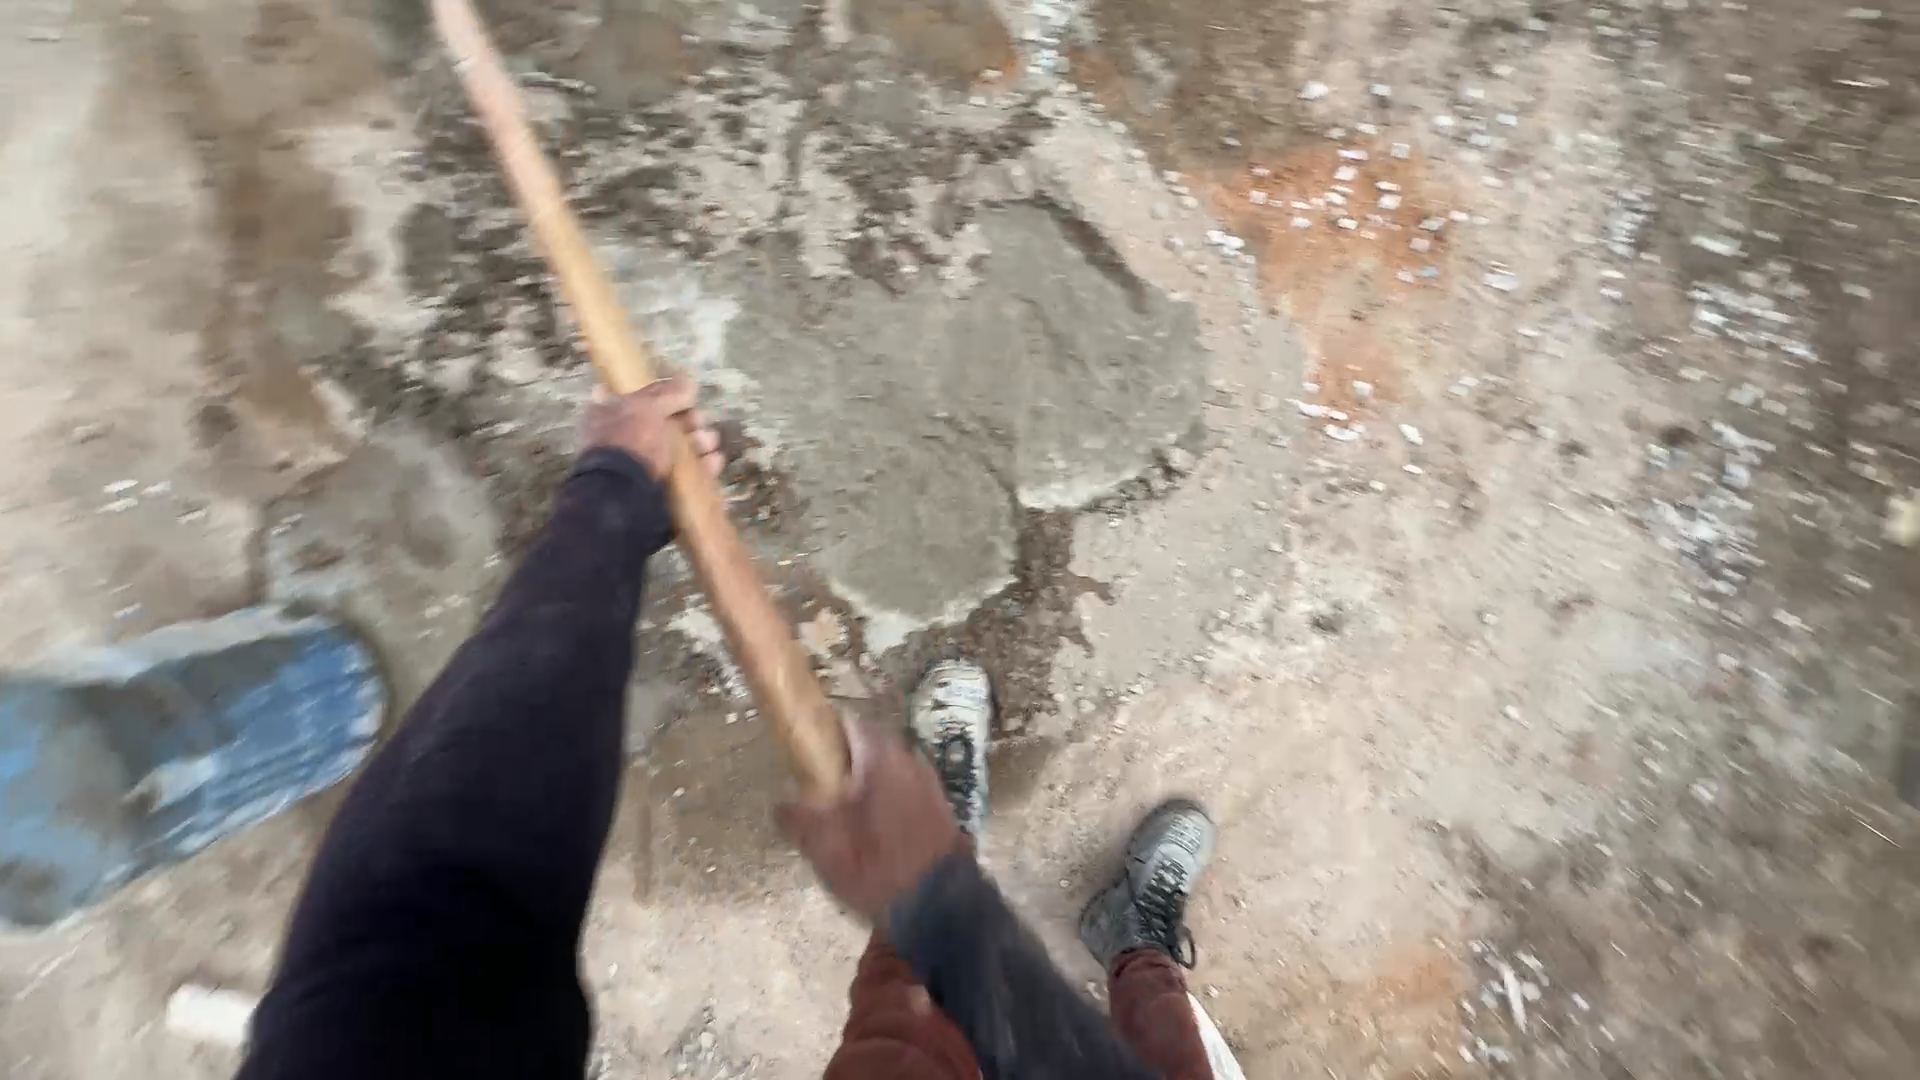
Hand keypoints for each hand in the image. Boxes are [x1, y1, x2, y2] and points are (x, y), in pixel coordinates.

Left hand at [579, 376, 723, 481]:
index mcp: (610, 414)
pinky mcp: (663, 488)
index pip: (641, 398)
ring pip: (681, 448)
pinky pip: (689, 474)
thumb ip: (668, 394)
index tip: (684, 396)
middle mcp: (625, 438)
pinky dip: (704, 466)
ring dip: (700, 441)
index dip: (664, 395)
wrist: (626, 495)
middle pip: (666, 423)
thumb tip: (689, 382)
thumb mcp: (647, 408)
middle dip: (689, 420)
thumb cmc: (630, 442)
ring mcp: (644, 465)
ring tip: (708, 443)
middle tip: (699, 421)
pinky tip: (714, 460)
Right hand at [777, 716, 964, 923]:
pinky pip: (907, 786)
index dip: (828, 729)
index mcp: (880, 758)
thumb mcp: (826, 849)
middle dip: (848, 757)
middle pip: (873, 743)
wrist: (940, 903)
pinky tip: (878, 824)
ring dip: (871, 778)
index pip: (852, 722)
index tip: (809, 744)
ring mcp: (929, 781)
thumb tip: (778, 805)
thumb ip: (799, 820)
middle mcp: (909, 759)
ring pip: (892, 766)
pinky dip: (890, 795)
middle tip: (823, 780)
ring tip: (848, 807)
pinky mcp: (941, 805)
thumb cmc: (878, 868)